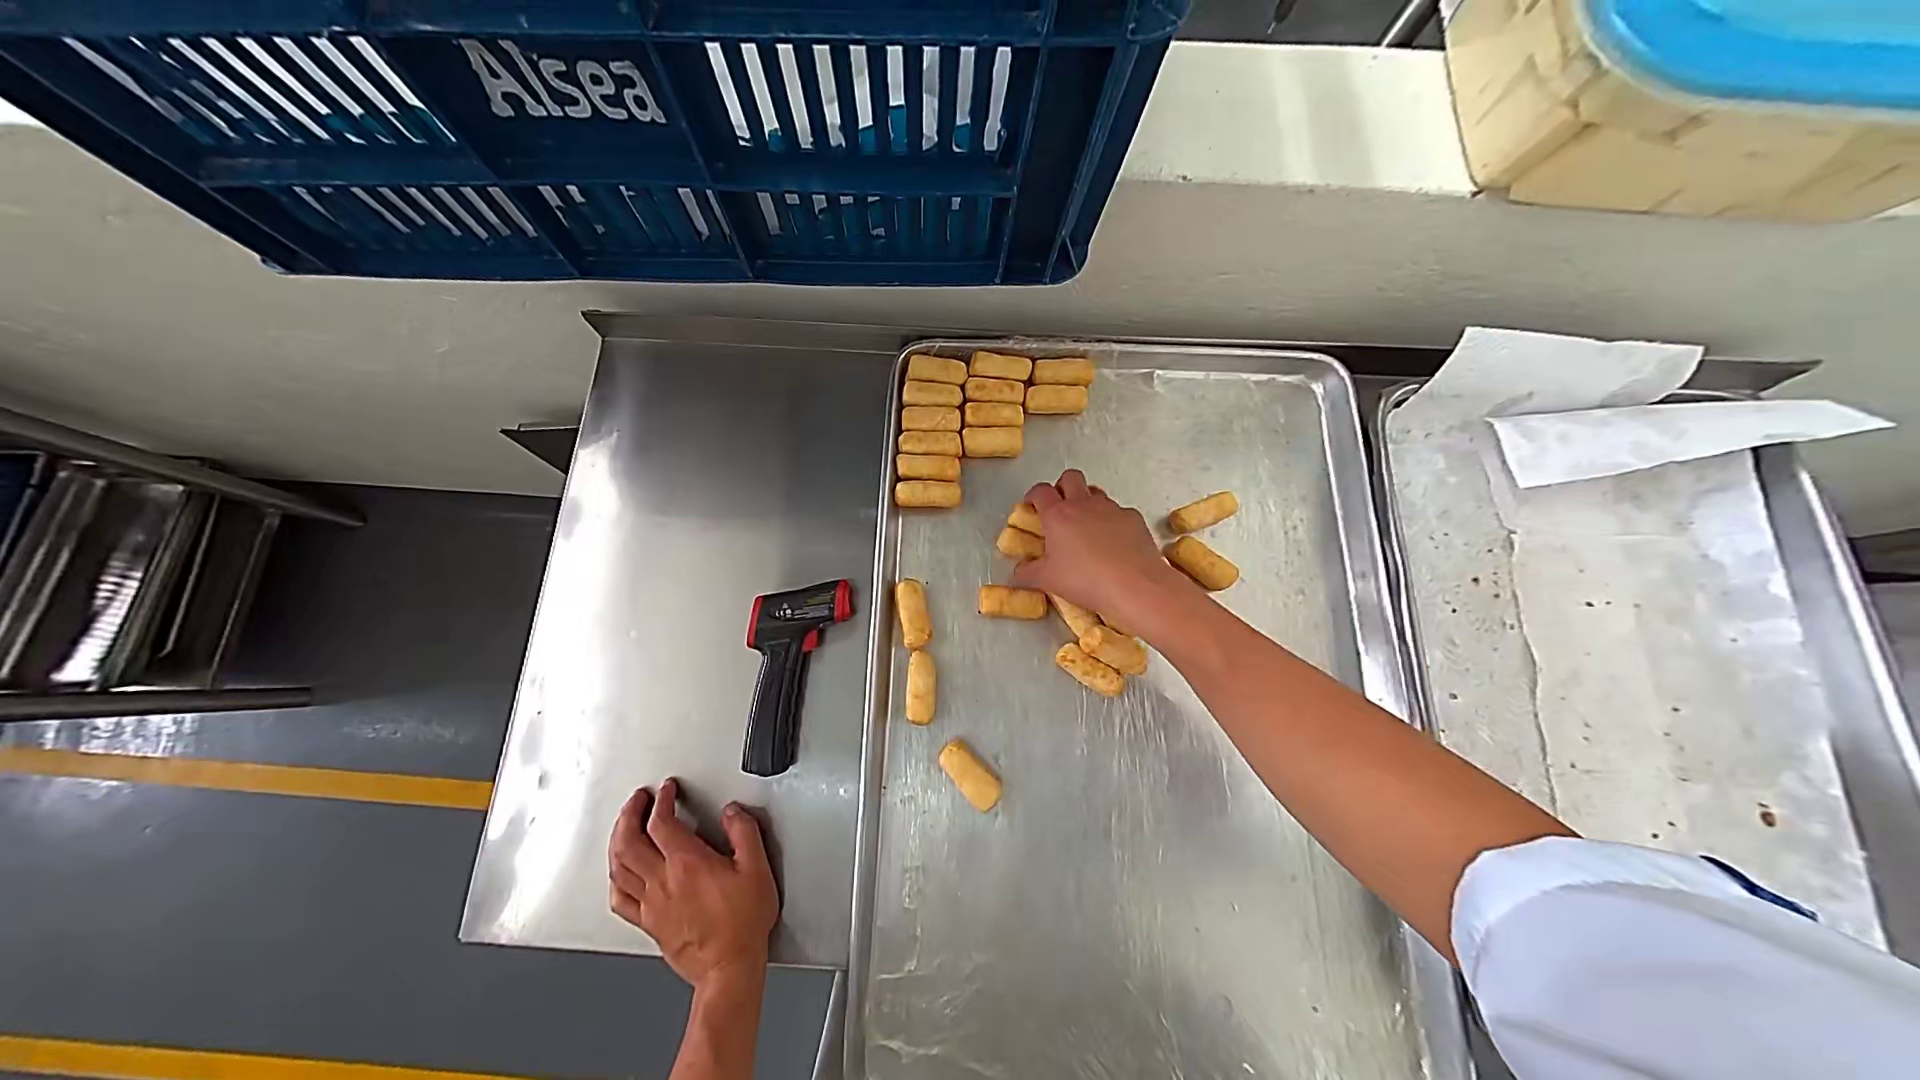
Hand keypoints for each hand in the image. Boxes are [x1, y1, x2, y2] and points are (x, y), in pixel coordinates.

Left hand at [608, 778, 778, 989]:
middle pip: (628, 841)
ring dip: (617, 840)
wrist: (729, 967)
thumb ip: (744, 833)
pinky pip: (620, 899)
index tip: (667, 790)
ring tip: (625, 826)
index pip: (661, 822)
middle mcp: (663, 881)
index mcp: (687, 863)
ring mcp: (651, 904)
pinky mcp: (649, 924)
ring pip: (618, 867)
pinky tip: (619, 874)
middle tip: (638, 800)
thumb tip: (733, 813)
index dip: (662, 800)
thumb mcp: (757, 868)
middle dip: (630, 813)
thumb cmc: (743, 923)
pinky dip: (615, 879)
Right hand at [1010, 468, 1194, 628]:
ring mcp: (1111, 508)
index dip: (1033, 495)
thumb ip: (1028, 573)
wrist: (1134, 585)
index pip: (1041, 491)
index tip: (1032, 504)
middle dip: (1062, 486)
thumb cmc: (1086, 580)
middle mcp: (1083, 504)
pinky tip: (1113, 541)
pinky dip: (1112, 520)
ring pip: (1096, 492)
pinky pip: (1119, 511)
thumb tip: (1018, 572)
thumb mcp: (1048, 580)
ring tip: (1085, 524)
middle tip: (1059, 505)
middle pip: (1070, 477)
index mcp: (1058, 515)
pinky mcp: (1133, 518)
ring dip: (1087, 501)